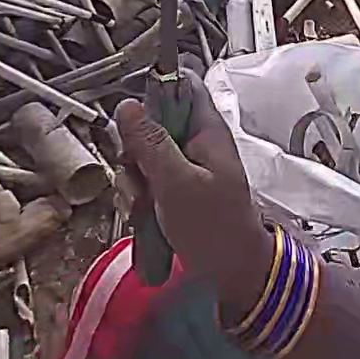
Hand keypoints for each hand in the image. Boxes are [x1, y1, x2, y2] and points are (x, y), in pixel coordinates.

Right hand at [115, 73, 269, 311]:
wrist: (233, 274)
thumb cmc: (213, 227)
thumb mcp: (177, 183)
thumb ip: (151, 143)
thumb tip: (126, 104)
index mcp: (205, 129)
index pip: (182, 84)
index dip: (155, 88)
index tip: (131, 114)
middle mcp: (195, 141)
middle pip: (153, 121)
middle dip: (135, 146)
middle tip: (135, 171)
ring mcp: (185, 165)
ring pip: (144, 152)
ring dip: (134, 176)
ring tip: (141, 202)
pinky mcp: (175, 187)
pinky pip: (147, 178)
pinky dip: (139, 193)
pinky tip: (141, 212)